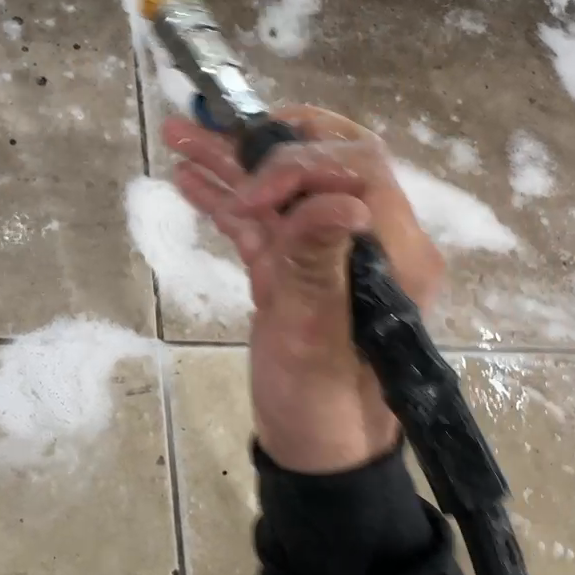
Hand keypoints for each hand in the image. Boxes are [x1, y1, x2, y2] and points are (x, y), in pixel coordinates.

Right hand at [162, 106, 444, 473]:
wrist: (314, 454)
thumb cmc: (322, 408)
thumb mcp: (317, 340)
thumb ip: (320, 265)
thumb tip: (340, 198)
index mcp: (394, 251)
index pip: (355, 169)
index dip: (300, 161)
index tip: (248, 191)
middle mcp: (367, 239)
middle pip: (320, 163)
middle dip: (262, 139)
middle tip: (206, 121)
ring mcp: (327, 254)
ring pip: (282, 190)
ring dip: (232, 162)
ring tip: (180, 134)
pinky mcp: (295, 272)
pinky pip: (264, 224)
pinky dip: (227, 202)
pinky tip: (189, 181)